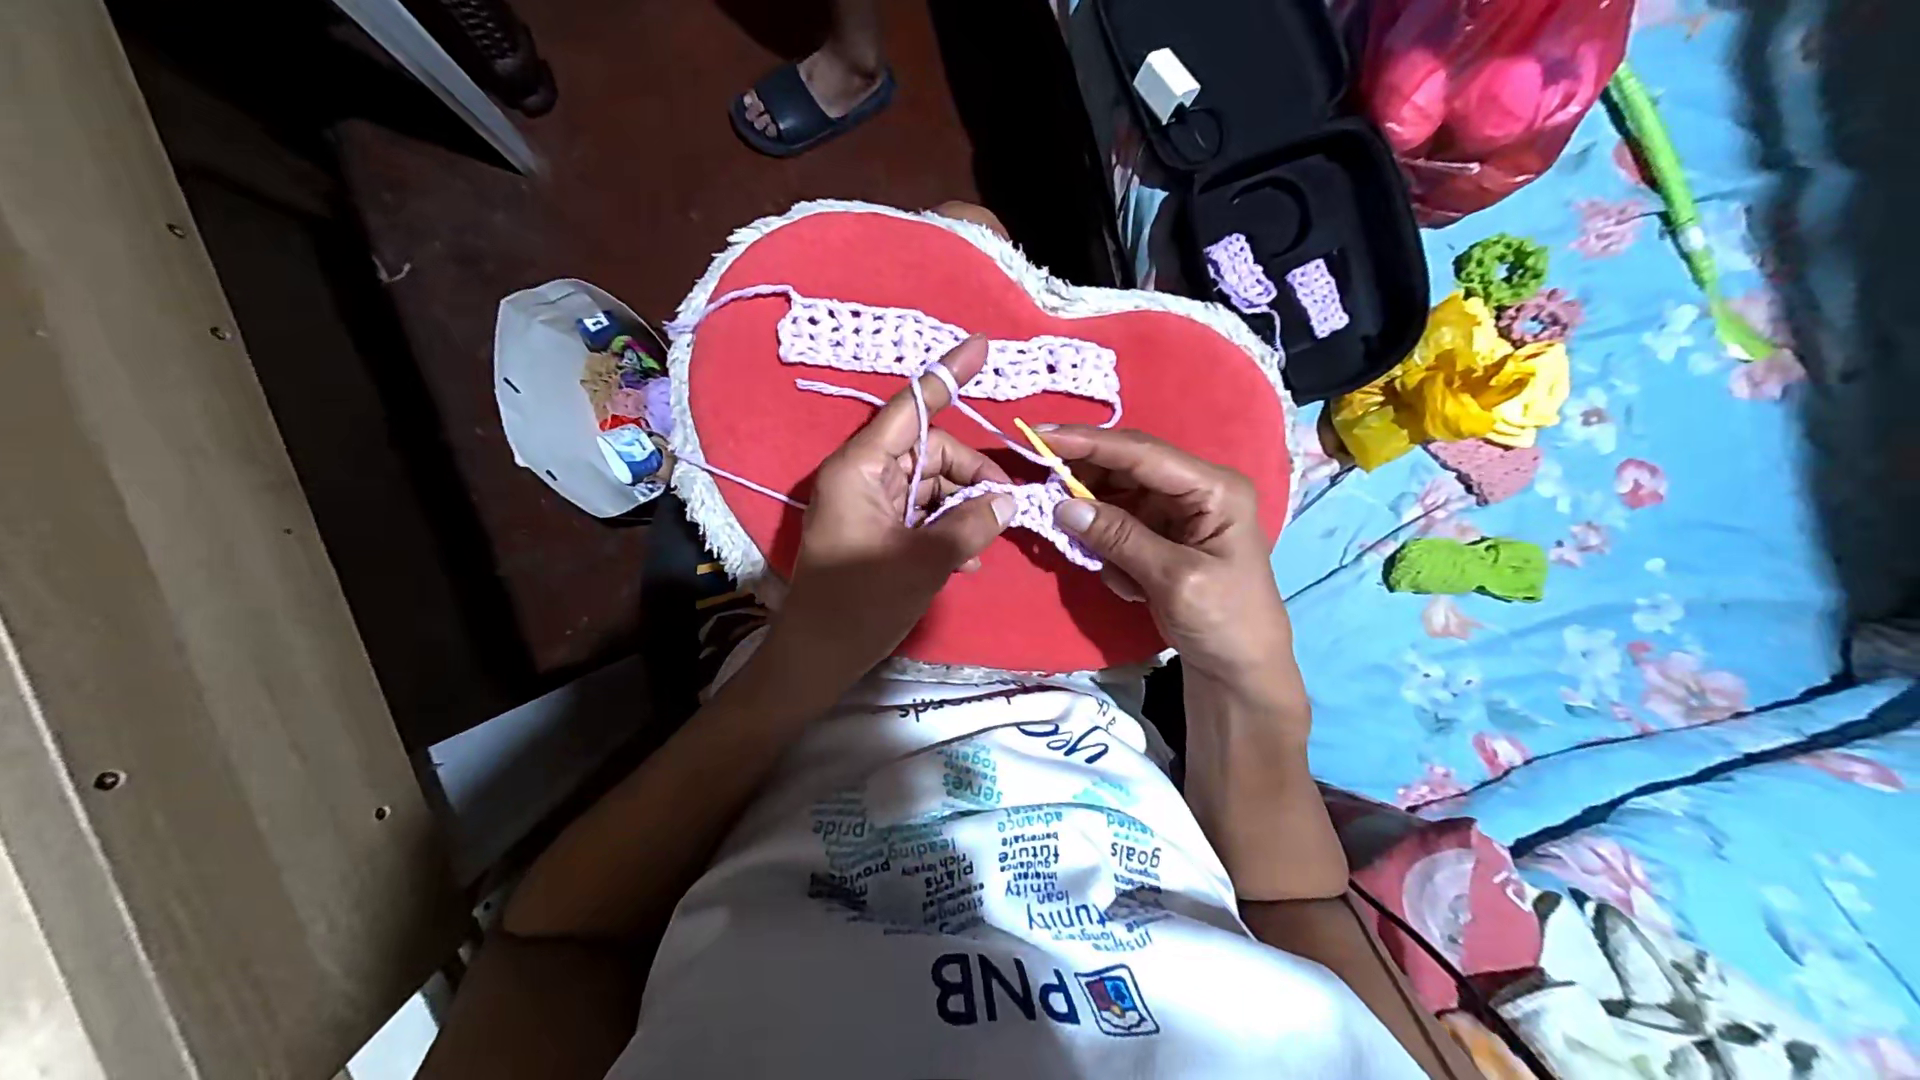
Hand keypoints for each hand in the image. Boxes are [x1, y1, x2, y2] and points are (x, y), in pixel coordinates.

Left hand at [762, 338, 1015, 692]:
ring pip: (930, 483)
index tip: (981, 345)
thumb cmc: (860, 605)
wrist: (817, 656)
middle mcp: (863, 476)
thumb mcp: (925, 562)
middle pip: (930, 451)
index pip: (911, 408)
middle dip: (970, 474)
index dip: (948, 375)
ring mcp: (868, 502)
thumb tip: (1008, 502)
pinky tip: (966, 559)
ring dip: (961, 507)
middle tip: (1003, 508)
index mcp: (861, 469)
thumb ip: (971, 525)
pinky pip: (919, 511)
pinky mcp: (874, 527)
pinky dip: (945, 526)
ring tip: (984, 542)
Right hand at [1042, 427, 1302, 721]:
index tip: (1041, 437)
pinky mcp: (1157, 534)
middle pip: (1125, 466)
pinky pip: (1115, 525)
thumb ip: (1119, 537)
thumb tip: (1063, 505)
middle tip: (1039, 483)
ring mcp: (1174, 511)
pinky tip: (1129, 583)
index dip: (1090, 442)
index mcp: (1213, 488)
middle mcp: (1193, 489)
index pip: (1142, 453)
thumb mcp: (1173, 579)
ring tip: (1094, 552)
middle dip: (1084, 476)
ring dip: (1095, 521)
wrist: (1239, 670)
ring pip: (1114, 495)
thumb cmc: (1224, 621)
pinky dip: (1106, 548)